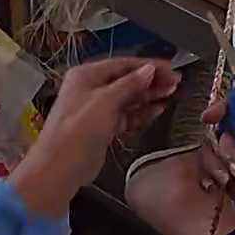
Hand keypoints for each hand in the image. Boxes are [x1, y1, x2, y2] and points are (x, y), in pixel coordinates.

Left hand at [10, 57, 178, 217]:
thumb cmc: (76, 133)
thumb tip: (150, 69)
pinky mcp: (103, 127)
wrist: (58, 170)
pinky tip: (158, 110)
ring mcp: (97, 109)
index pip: (123, 64)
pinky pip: (127, 115)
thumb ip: (130, 84)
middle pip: (127, 79)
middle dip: (152, 80)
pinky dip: (142, 112)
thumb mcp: (105, 102)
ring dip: (149, 96)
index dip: (148, 65)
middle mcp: (91, 89)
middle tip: (175, 82)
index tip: (170, 69)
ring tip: (171, 93)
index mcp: (86, 76)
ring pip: (129, 97)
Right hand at [200, 96, 234, 234]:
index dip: (224, 109)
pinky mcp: (231, 184)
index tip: (211, 116)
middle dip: (225, 146)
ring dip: (214, 162)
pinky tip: (217, 186)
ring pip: (212, 150)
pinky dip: (206, 175)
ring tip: (227, 179)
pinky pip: (208, 172)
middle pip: (223, 130)